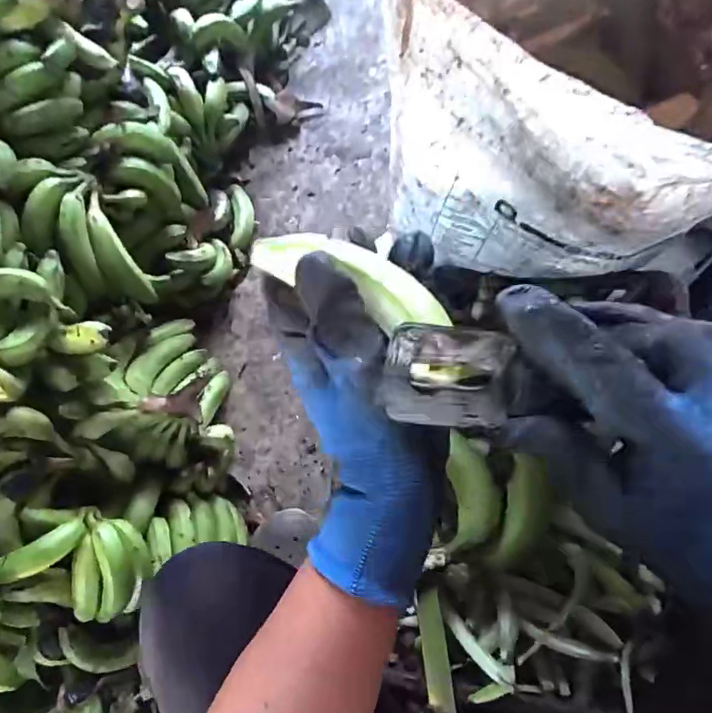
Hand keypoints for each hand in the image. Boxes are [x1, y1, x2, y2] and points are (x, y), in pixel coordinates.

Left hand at [266, 253, 441, 608]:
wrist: (403, 479)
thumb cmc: (374, 423)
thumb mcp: (350, 363)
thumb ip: (332, 310)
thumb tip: (309, 257)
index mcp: (303, 341)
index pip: (282, 287)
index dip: (296, 256)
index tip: (322, 233)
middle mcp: (325, 342)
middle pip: (327, 286)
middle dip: (348, 257)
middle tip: (370, 234)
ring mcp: (356, 351)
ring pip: (362, 297)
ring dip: (383, 270)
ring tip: (408, 245)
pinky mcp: (387, 361)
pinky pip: (391, 316)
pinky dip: (407, 294)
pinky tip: (428, 276)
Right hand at [496, 287, 711, 682]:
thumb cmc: (660, 531)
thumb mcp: (600, 503)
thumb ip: (558, 450)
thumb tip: (501, 419)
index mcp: (679, 436)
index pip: (607, 366)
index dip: (555, 332)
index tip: (511, 302)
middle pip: (629, 335)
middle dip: (569, 335)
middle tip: (528, 351)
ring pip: (656, 322)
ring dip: (600, 325)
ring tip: (560, 337)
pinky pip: (683, 325)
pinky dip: (639, 327)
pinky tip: (614, 343)